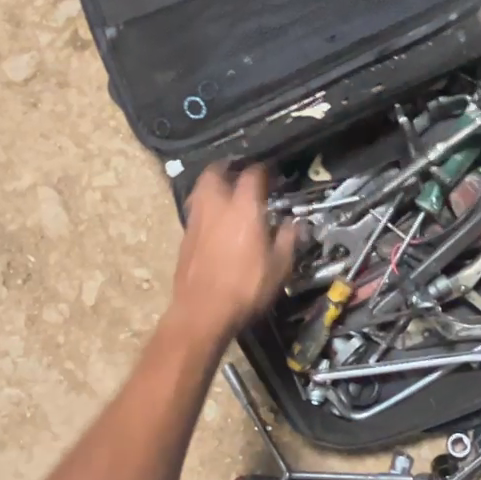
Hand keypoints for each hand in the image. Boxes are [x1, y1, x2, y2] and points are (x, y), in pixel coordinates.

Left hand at [168, 164, 296, 342]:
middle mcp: (216, 206)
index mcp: (244, 208)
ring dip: (212, 185)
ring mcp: (196, 220)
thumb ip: (288, 240)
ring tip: (224, 192)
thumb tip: (295, 225)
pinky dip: (205, 208)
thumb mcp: (279, 267)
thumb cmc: (246, 288)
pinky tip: (215, 221)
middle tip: (239, 172)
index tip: (272, 174)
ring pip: (200, 189)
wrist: (203, 311)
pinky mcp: (185, 236)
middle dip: (228, 168)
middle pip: (216, 172)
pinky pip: (196, 211)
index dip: (264, 170)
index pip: (253, 175)